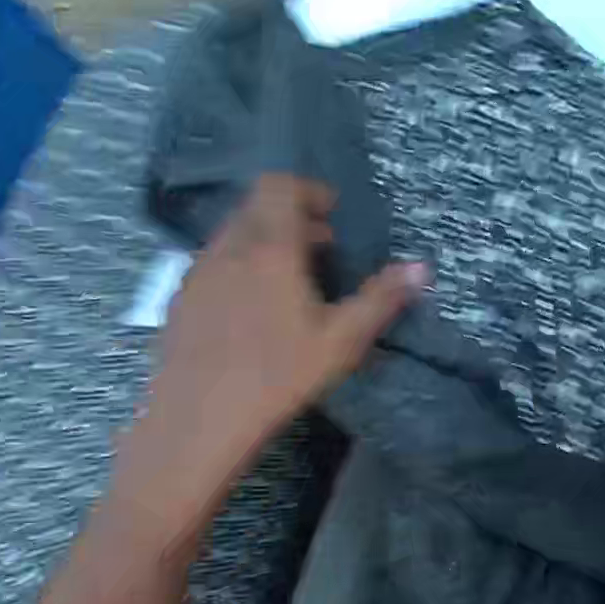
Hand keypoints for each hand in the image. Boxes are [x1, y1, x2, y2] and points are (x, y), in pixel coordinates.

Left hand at [110, 174, 424, 539]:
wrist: (202, 416)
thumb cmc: (281, 374)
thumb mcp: (344, 339)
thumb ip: (382, 298)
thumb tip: (421, 267)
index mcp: (269, 248)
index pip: (279, 186)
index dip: (309, 191)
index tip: (335, 214)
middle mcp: (227, 247)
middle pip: (256, 206)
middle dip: (294, 216)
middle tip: (327, 247)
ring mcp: (198, 271)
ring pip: (235, 233)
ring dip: (269, 240)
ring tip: (298, 278)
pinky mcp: (183, 297)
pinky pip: (218, 260)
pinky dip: (245, 263)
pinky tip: (261, 307)